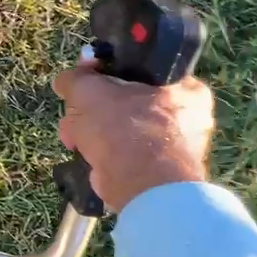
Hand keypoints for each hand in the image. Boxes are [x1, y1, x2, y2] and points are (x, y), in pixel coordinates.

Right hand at [52, 61, 215, 212]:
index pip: (138, 72)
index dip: (105, 75)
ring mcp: (176, 144)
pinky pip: (123, 148)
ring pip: (118, 125)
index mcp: (185, 88)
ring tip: (75, 138)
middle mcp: (188, 115)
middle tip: (75, 114)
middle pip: (122, 101)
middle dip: (89, 109)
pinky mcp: (160, 167)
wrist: (141, 184)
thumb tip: (67, 81)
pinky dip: (102, 149)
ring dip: (89, 129)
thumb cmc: (123, 128)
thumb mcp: (88, 89)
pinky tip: (86, 152)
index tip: (85, 83)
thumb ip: (75, 77)